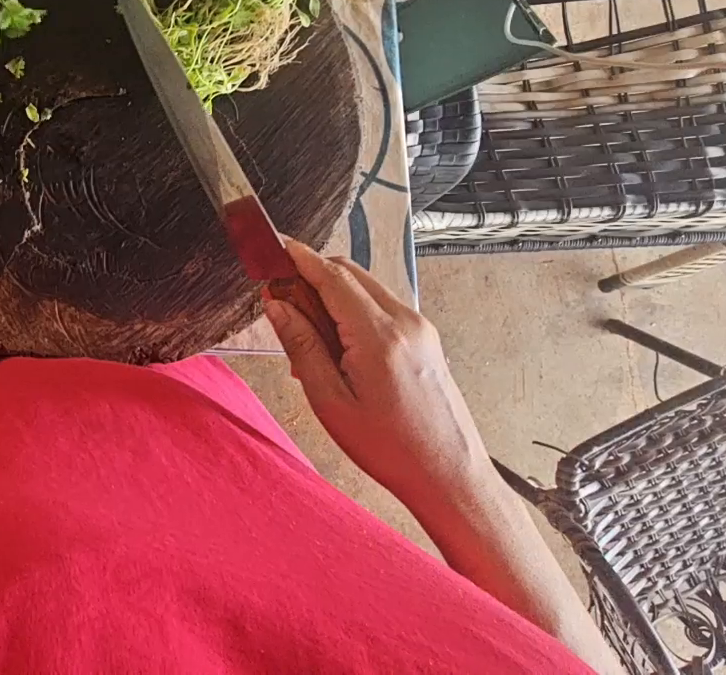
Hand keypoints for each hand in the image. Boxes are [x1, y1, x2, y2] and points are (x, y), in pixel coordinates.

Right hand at [263, 241, 493, 510]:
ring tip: (306, 329)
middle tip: (279, 297)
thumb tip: (277, 305)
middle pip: (349, 272)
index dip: (298, 257)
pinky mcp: (426, 339)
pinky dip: (350, 308)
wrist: (452, 478)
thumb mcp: (330, 400)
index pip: (331, 276)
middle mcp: (405, 322)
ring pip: (364, 287)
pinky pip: (379, 306)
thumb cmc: (390, 447)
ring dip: (330, 292)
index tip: (273, 246)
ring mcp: (420, 328)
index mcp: (378, 336)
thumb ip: (301, 345)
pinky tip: (335, 341)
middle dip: (310, 273)